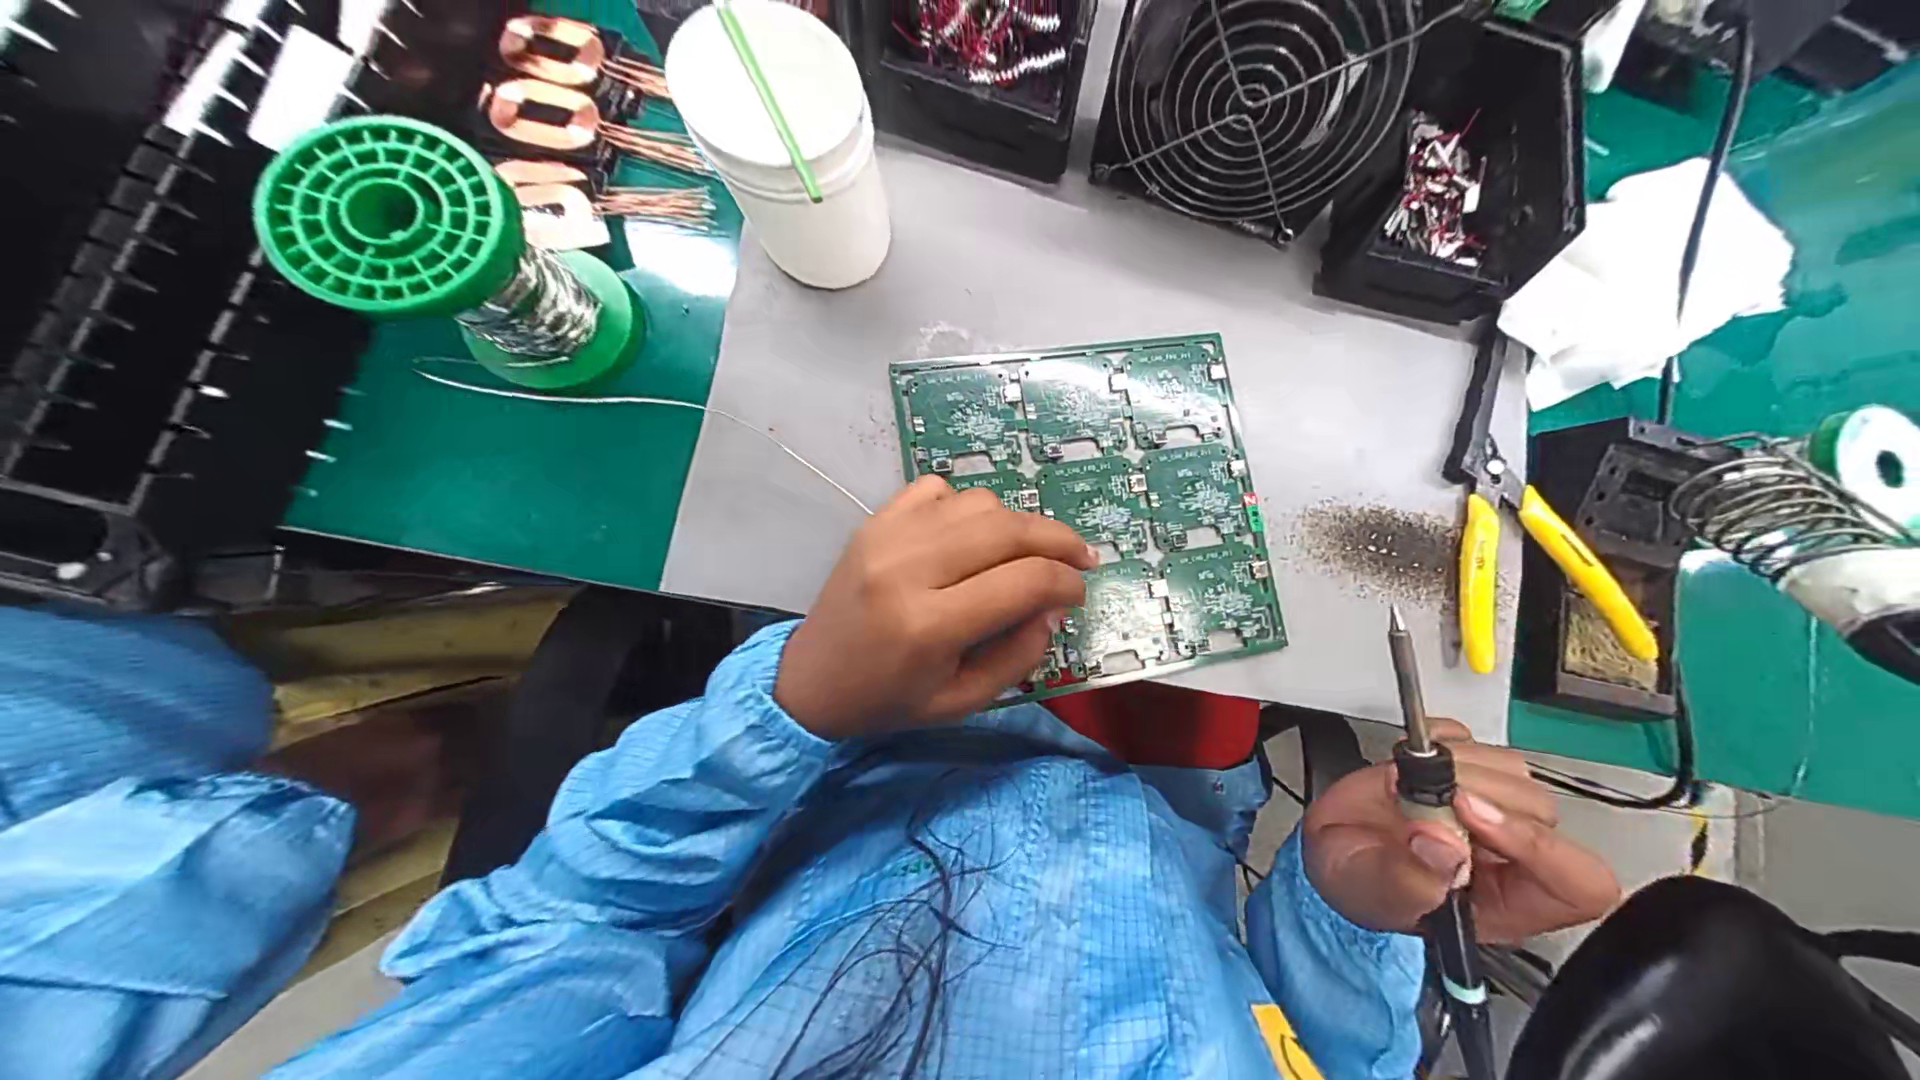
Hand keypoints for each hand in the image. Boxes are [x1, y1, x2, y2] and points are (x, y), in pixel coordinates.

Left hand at [776, 475, 1097, 738]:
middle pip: (1007, 529)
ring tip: (1023, 552)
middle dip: (1059, 540)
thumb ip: (1019, 655)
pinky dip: (966, 507)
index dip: (1066, 582)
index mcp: (929, 625)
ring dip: (1014, 524)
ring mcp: (886, 536)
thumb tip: (1054, 604)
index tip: (1079, 592)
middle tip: (1080, 558)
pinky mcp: (873, 522)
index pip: (1024, 581)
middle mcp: (907, 568)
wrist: (811, 680)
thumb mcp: (962, 700)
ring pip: (978, 502)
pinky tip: (969, 536)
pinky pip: (937, 490)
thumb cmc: (888, 700)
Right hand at [1301, 719, 1619, 942]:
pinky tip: (1406, 761)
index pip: (1575, 880)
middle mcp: (1506, 852)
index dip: (1533, 842)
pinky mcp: (1453, 769)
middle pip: (1538, 810)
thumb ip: (1409, 880)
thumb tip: (1446, 847)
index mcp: (1506, 899)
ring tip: (1404, 783)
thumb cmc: (1357, 883)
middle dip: (1473, 792)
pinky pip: (1468, 738)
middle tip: (1416, 796)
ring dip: (1454, 765)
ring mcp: (1481, 806)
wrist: (1327, 849)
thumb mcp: (1372, 893)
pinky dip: (1435, 738)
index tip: (1467, 813)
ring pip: (1510, 769)